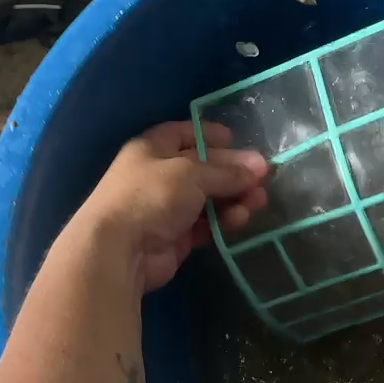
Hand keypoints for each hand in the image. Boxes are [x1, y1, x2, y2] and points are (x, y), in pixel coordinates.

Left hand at [73, 120, 267, 290]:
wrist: (120, 249)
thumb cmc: (152, 194)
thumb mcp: (193, 173)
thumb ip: (227, 171)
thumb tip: (259, 168)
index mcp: (153, 149)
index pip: (183, 133)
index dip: (208, 134)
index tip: (236, 139)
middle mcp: (159, 175)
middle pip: (204, 168)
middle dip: (233, 172)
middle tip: (263, 177)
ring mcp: (167, 207)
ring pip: (209, 198)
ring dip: (234, 198)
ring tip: (257, 202)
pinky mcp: (176, 236)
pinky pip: (207, 224)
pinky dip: (224, 221)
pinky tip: (240, 220)